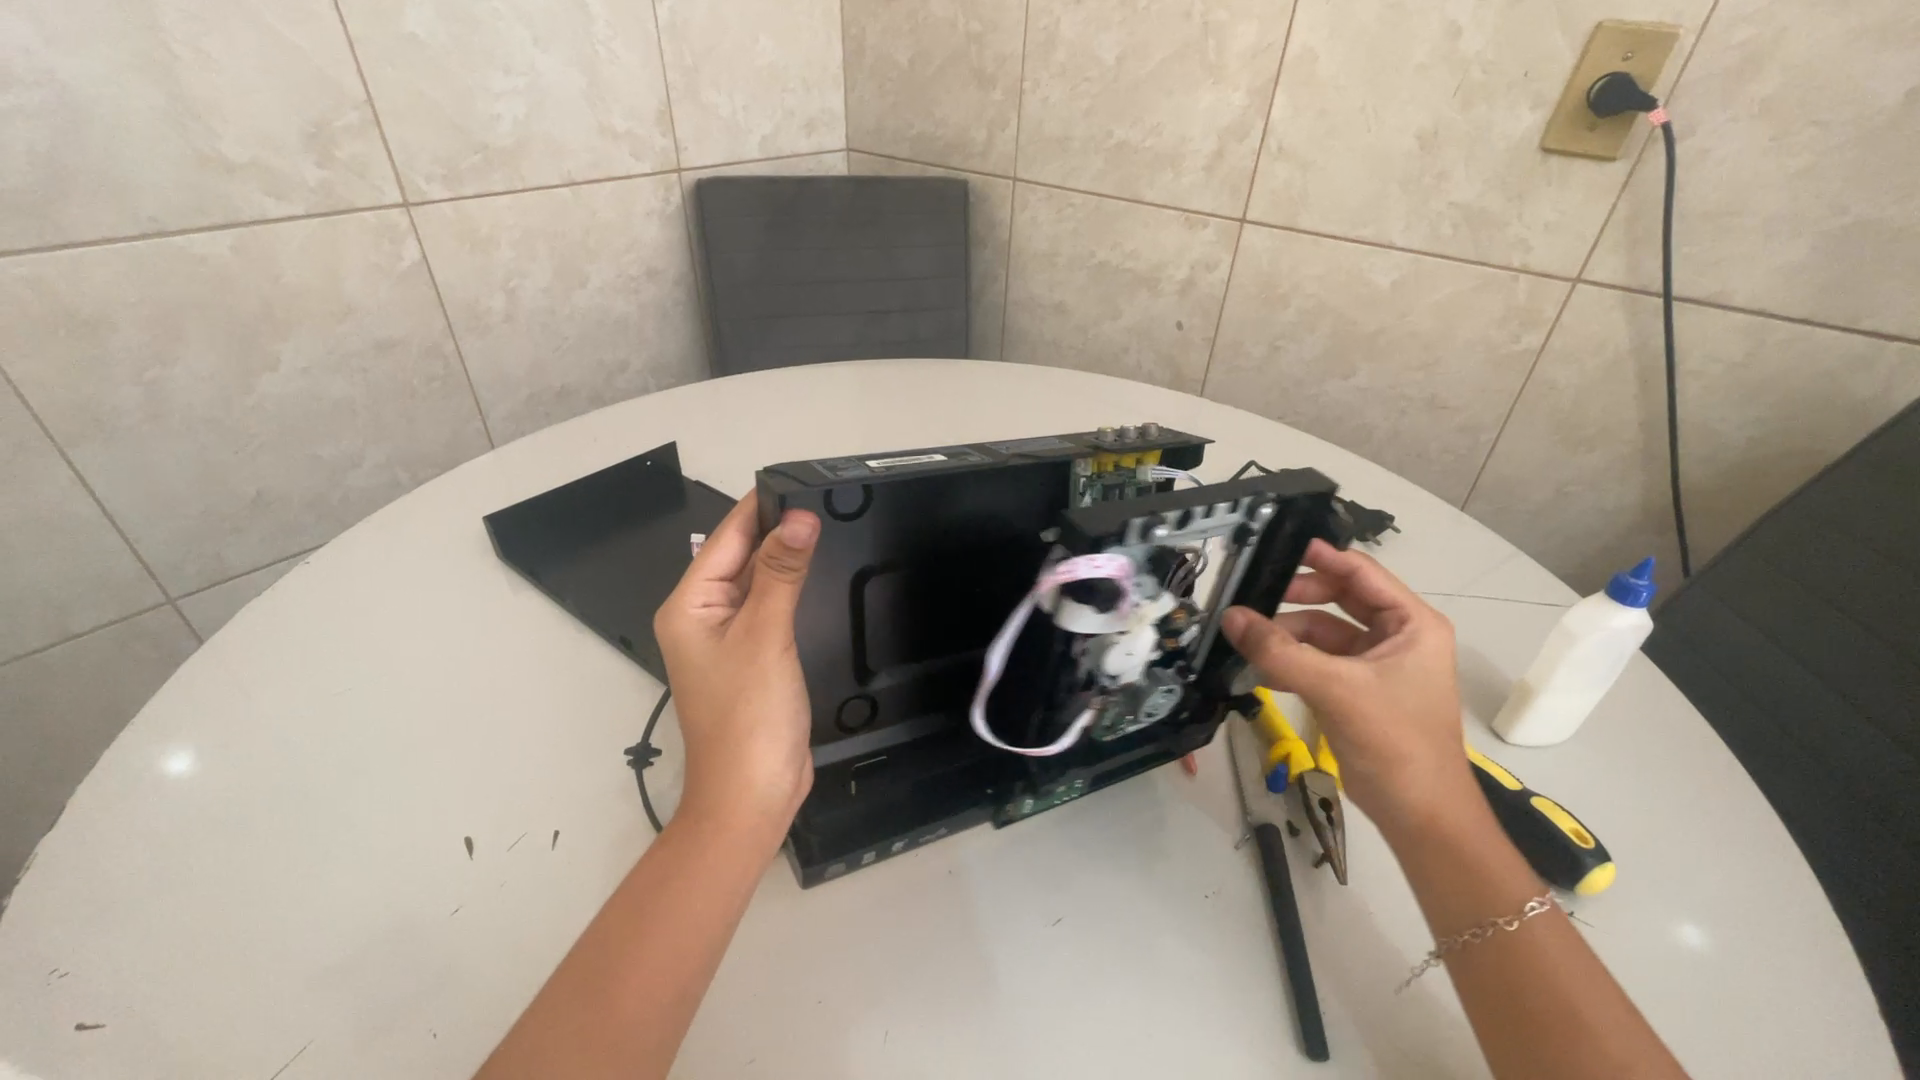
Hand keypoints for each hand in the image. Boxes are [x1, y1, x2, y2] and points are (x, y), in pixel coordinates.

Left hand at [653, 493, 818, 843]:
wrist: (752, 794)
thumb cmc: (748, 716)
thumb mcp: (765, 635)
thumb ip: (781, 573)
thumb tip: (800, 518)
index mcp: (688, 605)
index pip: (726, 539)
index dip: (760, 508)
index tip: (798, 479)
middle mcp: (701, 616)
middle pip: (740, 558)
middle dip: (776, 531)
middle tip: (823, 500)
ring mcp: (726, 640)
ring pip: (757, 584)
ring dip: (784, 560)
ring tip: (824, 527)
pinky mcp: (751, 659)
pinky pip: (768, 611)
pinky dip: (789, 591)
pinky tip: (814, 578)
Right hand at [1220, 539, 1473, 831]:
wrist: (1419, 814)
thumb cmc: (1394, 741)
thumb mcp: (1336, 689)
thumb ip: (1281, 652)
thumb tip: (1230, 618)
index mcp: (1412, 624)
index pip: (1362, 573)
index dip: (1322, 557)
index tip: (1278, 545)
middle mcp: (1397, 637)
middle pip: (1340, 600)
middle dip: (1297, 597)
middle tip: (1254, 594)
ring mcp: (1376, 666)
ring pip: (1323, 634)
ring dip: (1288, 634)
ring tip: (1246, 636)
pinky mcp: (1357, 692)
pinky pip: (1318, 663)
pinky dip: (1290, 662)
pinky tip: (1258, 669)